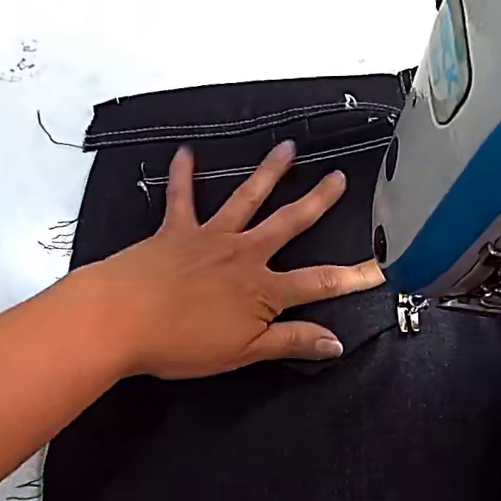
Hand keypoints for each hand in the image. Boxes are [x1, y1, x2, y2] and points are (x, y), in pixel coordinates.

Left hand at [67, 139, 385, 379]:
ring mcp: (211, 237)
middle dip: (318, 200)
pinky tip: (187, 152)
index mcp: (264, 288)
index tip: (382, 267)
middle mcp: (245, 253)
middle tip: (338, 178)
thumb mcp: (245, 351)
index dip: (356, 276)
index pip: (321, 282)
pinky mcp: (176, 230)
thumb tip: (335, 344)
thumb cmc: (180, 341)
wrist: (118, 318)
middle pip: (291, 223)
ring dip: (270, 172)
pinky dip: (185, 174)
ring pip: (248, 198)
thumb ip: (292, 342)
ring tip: (287, 149)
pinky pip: (182, 197)